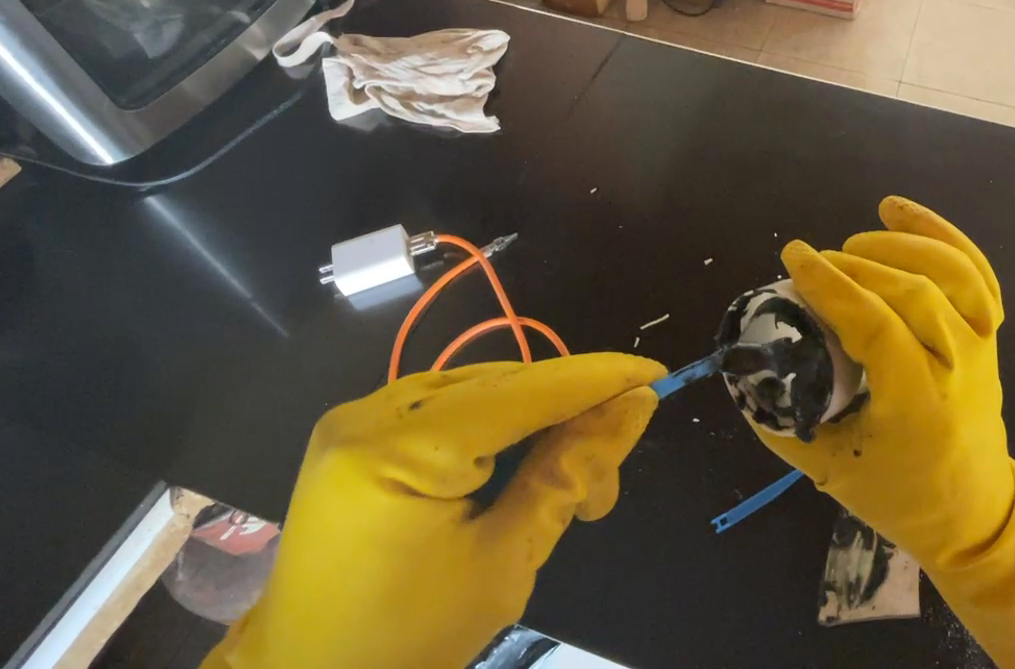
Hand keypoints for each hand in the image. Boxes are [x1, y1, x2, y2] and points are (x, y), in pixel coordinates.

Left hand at [202, 354, 664, 668]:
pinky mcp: (359, 428)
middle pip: (505, 385)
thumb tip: (636, 406)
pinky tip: (530, 446)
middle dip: (572, 409)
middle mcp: (372, 412)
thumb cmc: (408, 644)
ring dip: (541, 413)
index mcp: (398, 451)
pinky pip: (451, 402)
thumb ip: (572, 471)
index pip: (524, 393)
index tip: (655, 373)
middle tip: (616, 457)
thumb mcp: (506, 562)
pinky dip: (501, 419)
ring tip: (578, 466)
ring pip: (483, 387)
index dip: (596, 379)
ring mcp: (359, 416)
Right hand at [750, 196, 1014, 570]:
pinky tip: (897, 211)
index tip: (793, 258)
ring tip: (855, 239)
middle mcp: (959, 366)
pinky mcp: (990, 332)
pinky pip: (977, 270)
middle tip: (815, 262)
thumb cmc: (900, 496)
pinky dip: (942, 233)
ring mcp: (982, 345)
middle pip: (913, 291)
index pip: (876, 325)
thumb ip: (781, 419)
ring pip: (953, 272)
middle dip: (857, 266)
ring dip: (900, 244)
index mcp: (918, 404)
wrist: (975, 513)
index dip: (832, 285)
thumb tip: (741, 366)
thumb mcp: (829, 470)